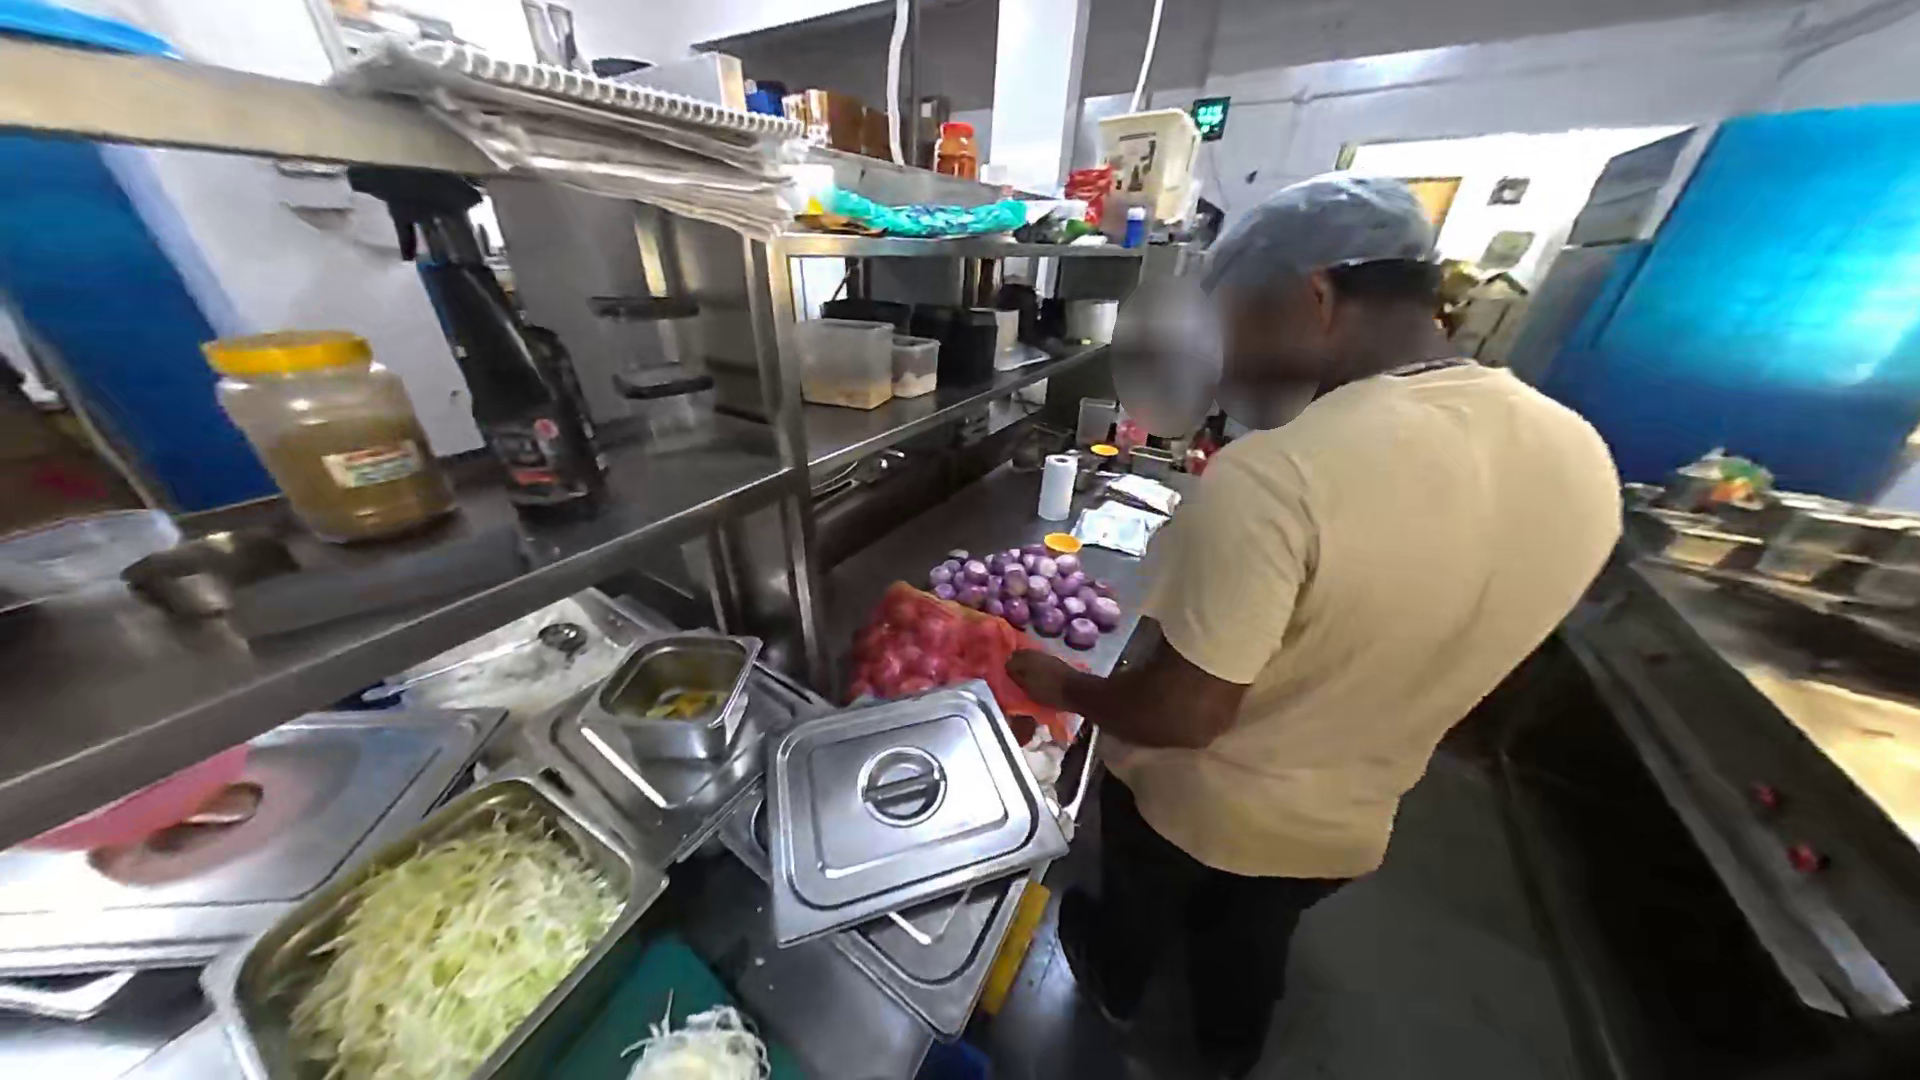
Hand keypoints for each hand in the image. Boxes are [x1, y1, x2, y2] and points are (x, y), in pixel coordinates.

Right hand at [1005, 649, 1075, 707]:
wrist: (1075, 690)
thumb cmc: (1048, 691)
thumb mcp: (1028, 687)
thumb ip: (1016, 676)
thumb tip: (1008, 667)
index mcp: (1024, 658)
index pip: (1009, 660)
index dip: (1007, 668)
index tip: (1007, 677)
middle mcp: (1034, 653)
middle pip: (1019, 655)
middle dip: (1016, 663)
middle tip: (1015, 676)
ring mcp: (1045, 656)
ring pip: (1030, 657)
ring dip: (1027, 664)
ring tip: (1027, 677)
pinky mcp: (1055, 661)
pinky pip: (1040, 661)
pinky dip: (1036, 666)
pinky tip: (1039, 675)